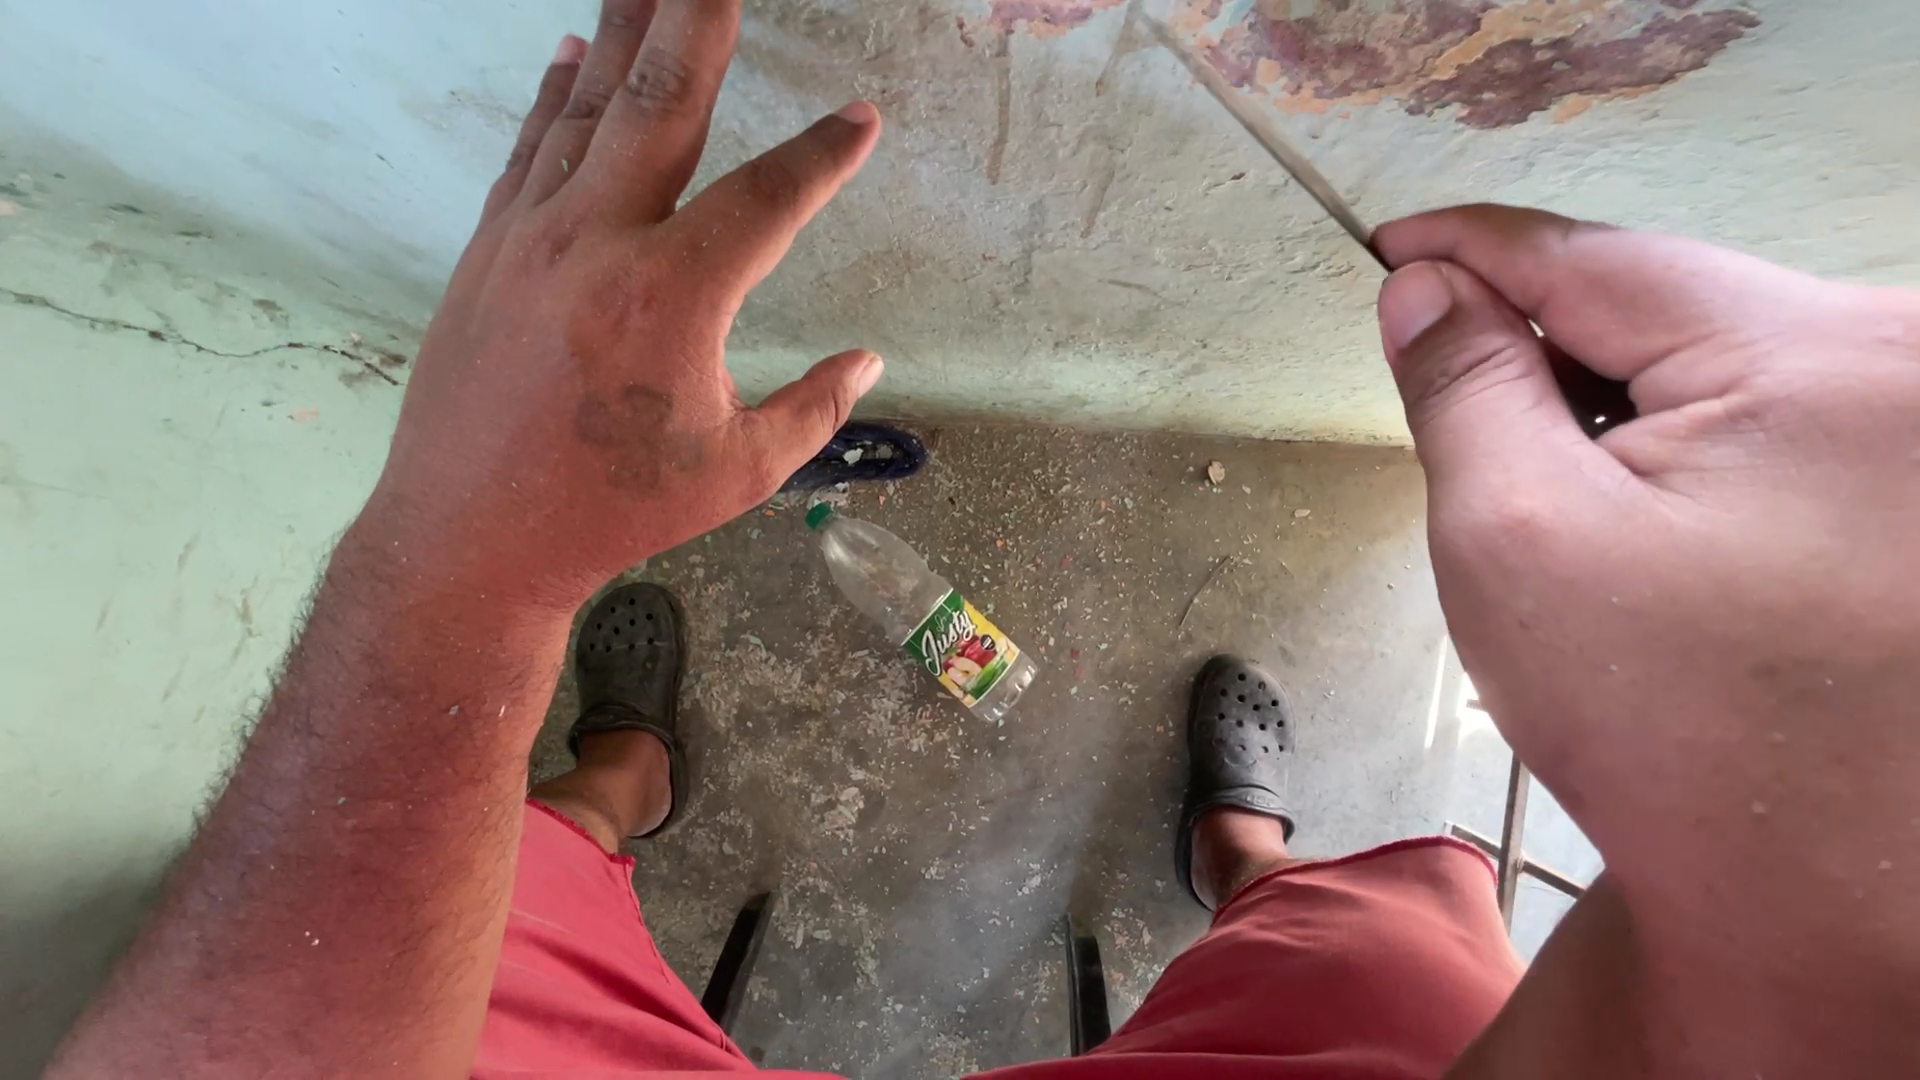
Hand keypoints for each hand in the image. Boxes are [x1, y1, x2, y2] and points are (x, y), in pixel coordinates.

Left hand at [362, 0, 882, 614]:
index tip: (861, 119)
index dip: (823, 157)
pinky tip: (570, 53)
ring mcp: (533, 236)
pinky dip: (556, 94)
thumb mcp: (743, 472)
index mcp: (675, 296)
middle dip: (701, 22)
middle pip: (663, 102)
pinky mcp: (490, 250)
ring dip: (627, 31)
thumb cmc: (621, 508)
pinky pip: (530, 148)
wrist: (476, 532)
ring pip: (588, 107)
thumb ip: (816, 409)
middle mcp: (600, 241)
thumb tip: (870, 362)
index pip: (769, 200)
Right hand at [1375, 206, 1919, 1072]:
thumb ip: (1462, 387)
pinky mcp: (1904, 481)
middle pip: (1651, 304)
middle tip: (1438, 398)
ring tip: (1523, 485)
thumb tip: (1418, 289)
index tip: (1387, 241)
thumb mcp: (1510, 528)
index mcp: (1817, 359)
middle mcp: (1904, 363)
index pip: (1593, 257)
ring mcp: (1917, 425)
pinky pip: (1736, 411)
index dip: (1470, 242)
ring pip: (1690, 360)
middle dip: (1526, 339)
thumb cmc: (1650, 708)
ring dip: (1581, 396)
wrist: (1819, 884)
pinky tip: (1604, 506)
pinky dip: (1640, 435)